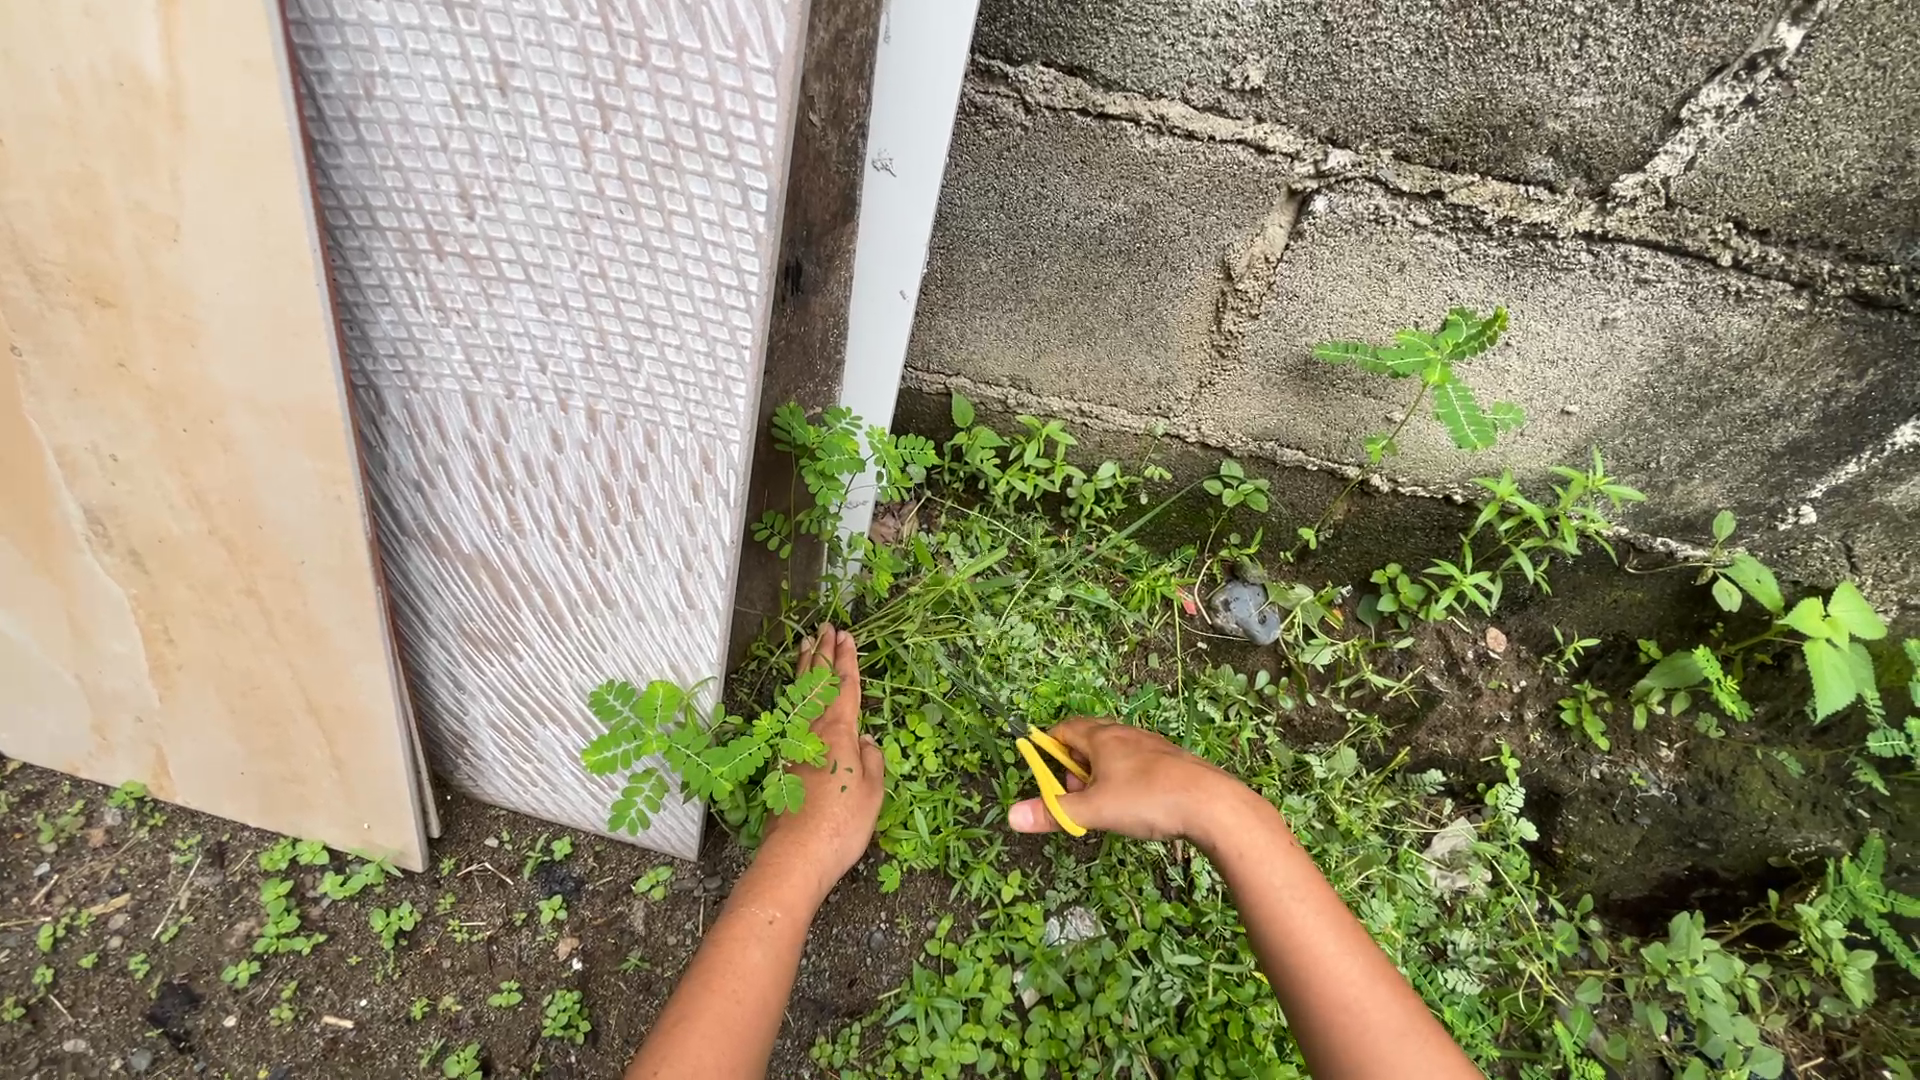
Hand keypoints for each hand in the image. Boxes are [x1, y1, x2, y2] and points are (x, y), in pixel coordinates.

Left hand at [756, 624, 884, 899]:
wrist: (794, 857)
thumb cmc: (842, 824)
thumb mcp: (872, 792)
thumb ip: (873, 760)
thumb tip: (867, 742)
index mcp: (839, 731)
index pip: (845, 686)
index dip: (847, 659)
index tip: (847, 635)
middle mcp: (813, 731)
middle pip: (817, 682)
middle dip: (823, 654)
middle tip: (825, 628)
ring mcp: (793, 746)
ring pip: (800, 696)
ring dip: (805, 668)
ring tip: (805, 645)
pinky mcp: (782, 763)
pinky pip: (791, 715)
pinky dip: (794, 696)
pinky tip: (795, 696)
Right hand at [1006, 717, 1254, 842]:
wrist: (1213, 804)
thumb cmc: (1147, 800)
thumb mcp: (1094, 810)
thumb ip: (1054, 813)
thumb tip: (1011, 816)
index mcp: (1102, 737)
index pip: (1065, 729)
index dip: (1049, 746)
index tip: (1042, 768)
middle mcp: (1125, 734)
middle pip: (1089, 739)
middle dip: (1075, 766)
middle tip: (1074, 796)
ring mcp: (1152, 745)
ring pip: (1116, 752)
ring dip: (1101, 774)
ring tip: (1104, 804)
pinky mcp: (1173, 761)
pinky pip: (1138, 763)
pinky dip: (1126, 779)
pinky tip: (1136, 806)